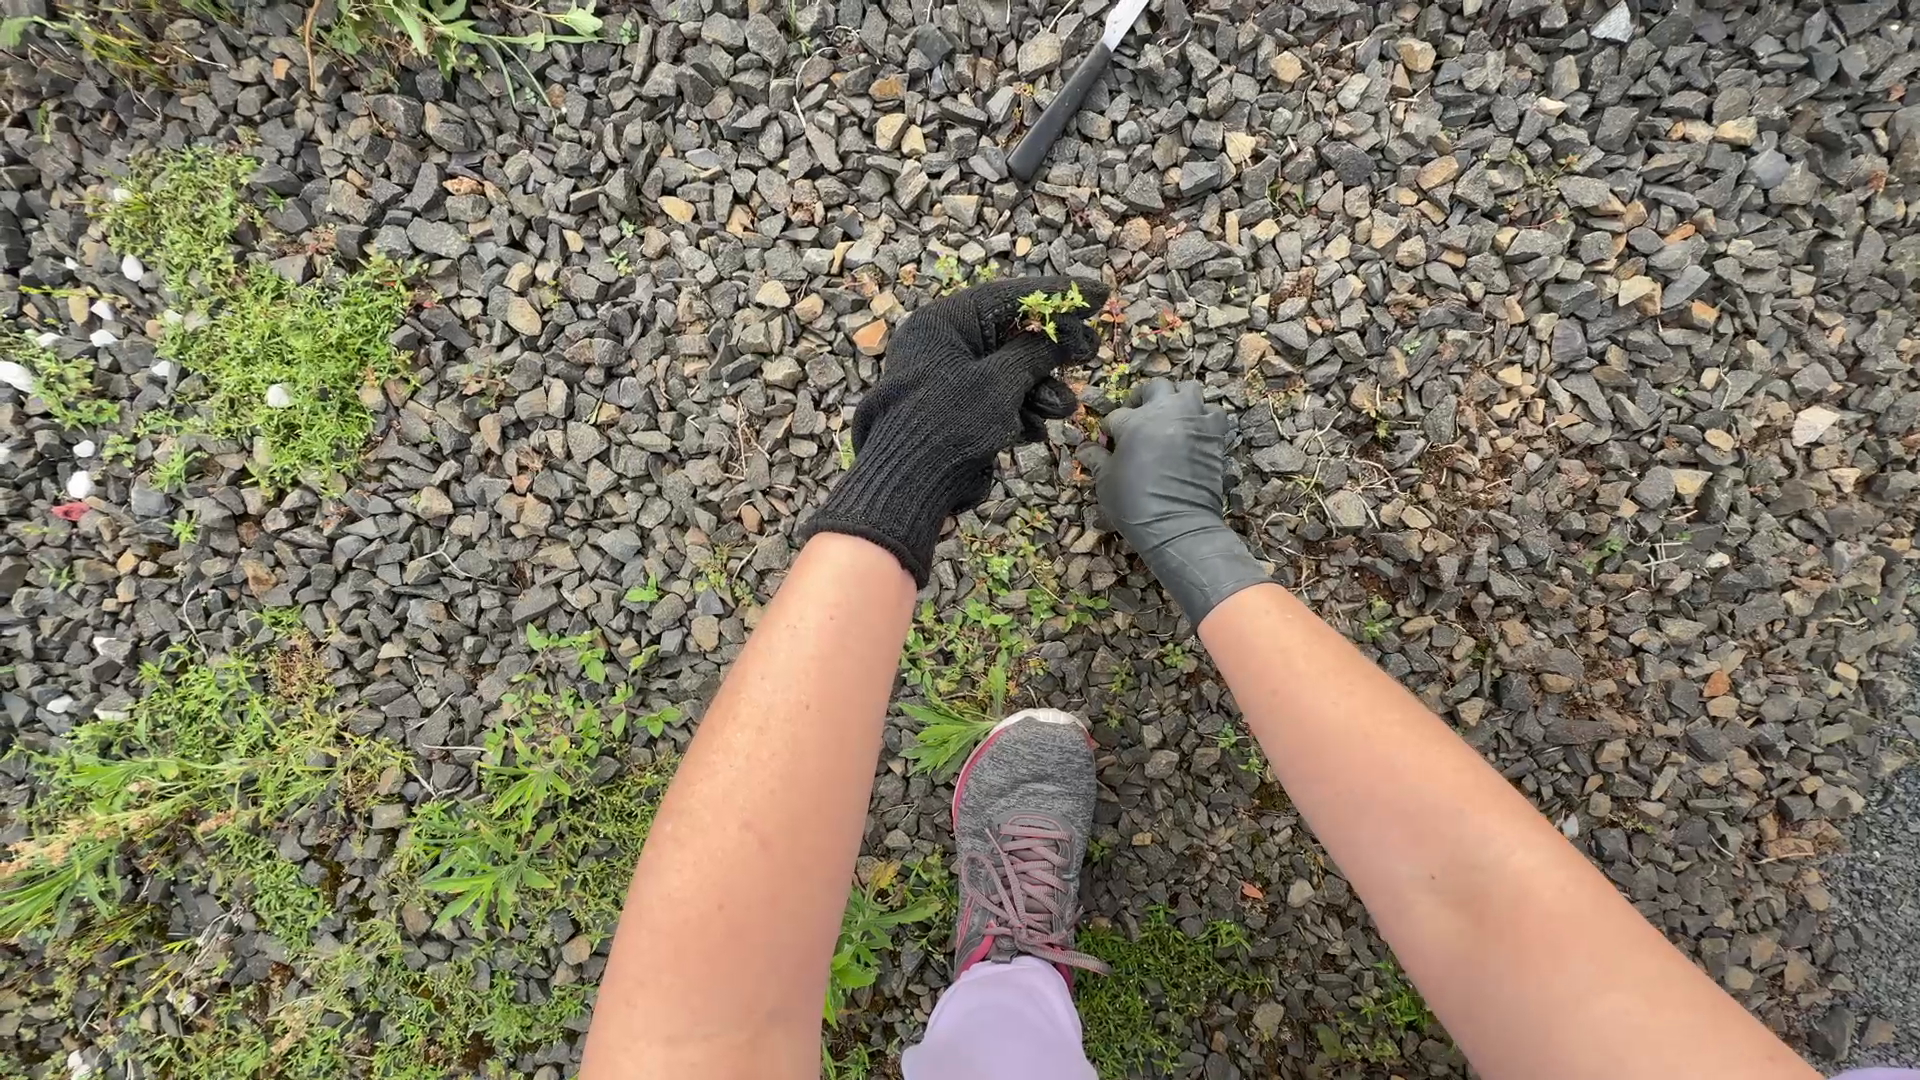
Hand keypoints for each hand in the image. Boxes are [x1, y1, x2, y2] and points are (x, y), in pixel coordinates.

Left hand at [805, 276, 1107, 584]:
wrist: (910, 485)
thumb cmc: (950, 421)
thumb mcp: (1000, 381)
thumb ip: (1035, 352)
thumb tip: (1063, 337)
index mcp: (943, 323)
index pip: (1008, 298)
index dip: (1057, 296)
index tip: (1099, 296)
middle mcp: (944, 348)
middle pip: (1011, 337)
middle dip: (1052, 352)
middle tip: (1089, 352)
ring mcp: (950, 383)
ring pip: (1009, 374)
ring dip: (1041, 391)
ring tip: (1064, 408)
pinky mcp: (958, 415)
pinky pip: (998, 403)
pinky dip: (1021, 414)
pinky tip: (1033, 430)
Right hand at [1075, 378, 1269, 626]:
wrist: (1177, 525)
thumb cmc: (1134, 503)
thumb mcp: (1105, 482)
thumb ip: (1097, 459)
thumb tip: (1085, 450)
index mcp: (1133, 421)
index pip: (1115, 416)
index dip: (1109, 431)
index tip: (1108, 446)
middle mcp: (1165, 411)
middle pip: (1154, 388)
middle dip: (1143, 399)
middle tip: (1137, 417)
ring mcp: (1193, 420)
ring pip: (1188, 389)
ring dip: (1177, 399)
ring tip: (1170, 417)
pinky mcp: (1215, 435)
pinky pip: (1213, 413)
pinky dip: (1203, 418)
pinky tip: (1194, 432)